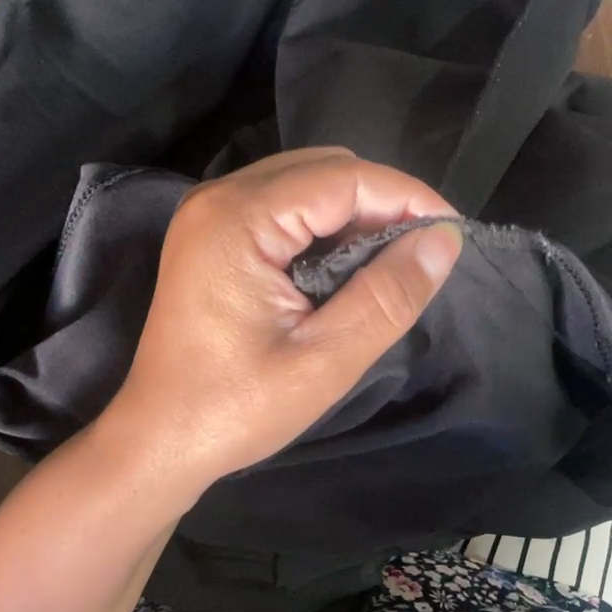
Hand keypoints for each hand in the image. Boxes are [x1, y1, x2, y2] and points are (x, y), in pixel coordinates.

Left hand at [101, 147, 462, 487]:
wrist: (158, 441)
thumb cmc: (236, 410)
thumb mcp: (324, 361)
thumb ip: (387, 297)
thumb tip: (444, 241)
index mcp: (239, 219)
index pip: (344, 178)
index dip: (407, 196)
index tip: (454, 233)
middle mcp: (218, 199)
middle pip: (322, 169)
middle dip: (381, 202)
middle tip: (423, 253)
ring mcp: (207, 217)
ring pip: (302, 186)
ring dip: (352, 215)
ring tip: (391, 263)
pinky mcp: (208, 241)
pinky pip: (279, 210)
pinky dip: (320, 229)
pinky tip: (343, 269)